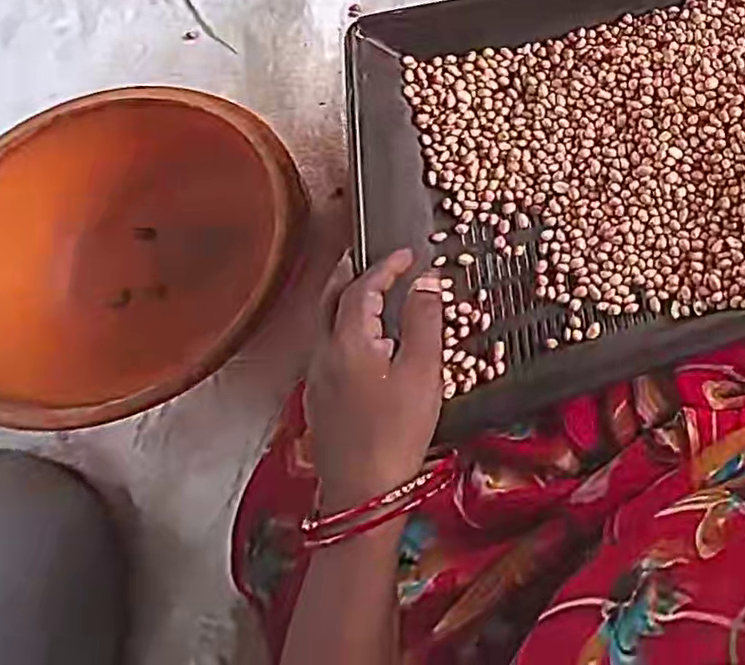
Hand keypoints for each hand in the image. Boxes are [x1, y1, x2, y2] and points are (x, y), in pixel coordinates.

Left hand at [304, 248, 443, 511]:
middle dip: (351, 275)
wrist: (364, 490)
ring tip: (376, 289)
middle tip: (377, 260)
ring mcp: (317, 378)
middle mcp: (323, 355)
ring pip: (325, 324)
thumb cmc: (398, 426)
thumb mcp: (423, 368)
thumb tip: (427, 281)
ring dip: (348, 298)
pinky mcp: (321, 397)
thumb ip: (424, 319)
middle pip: (328, 302)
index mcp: (348, 343)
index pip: (360, 290)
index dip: (385, 267)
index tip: (408, 253)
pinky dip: (347, 323)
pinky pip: (330, 344)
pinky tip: (370, 335)